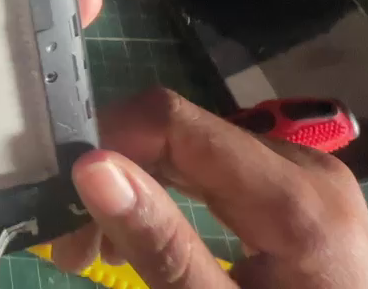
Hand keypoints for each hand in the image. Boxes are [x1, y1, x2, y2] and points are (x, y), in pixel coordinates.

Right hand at [54, 88, 367, 288]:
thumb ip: (163, 248)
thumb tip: (89, 165)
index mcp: (299, 198)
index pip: (171, 119)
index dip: (106, 142)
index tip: (65, 198)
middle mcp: (303, 167)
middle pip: (175, 132)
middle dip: (112, 174)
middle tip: (70, 241)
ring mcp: (301, 178)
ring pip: (183, 148)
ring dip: (130, 186)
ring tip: (93, 248)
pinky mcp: (292, 194)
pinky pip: (206, 171)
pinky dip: (162, 197)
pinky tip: (137, 236)